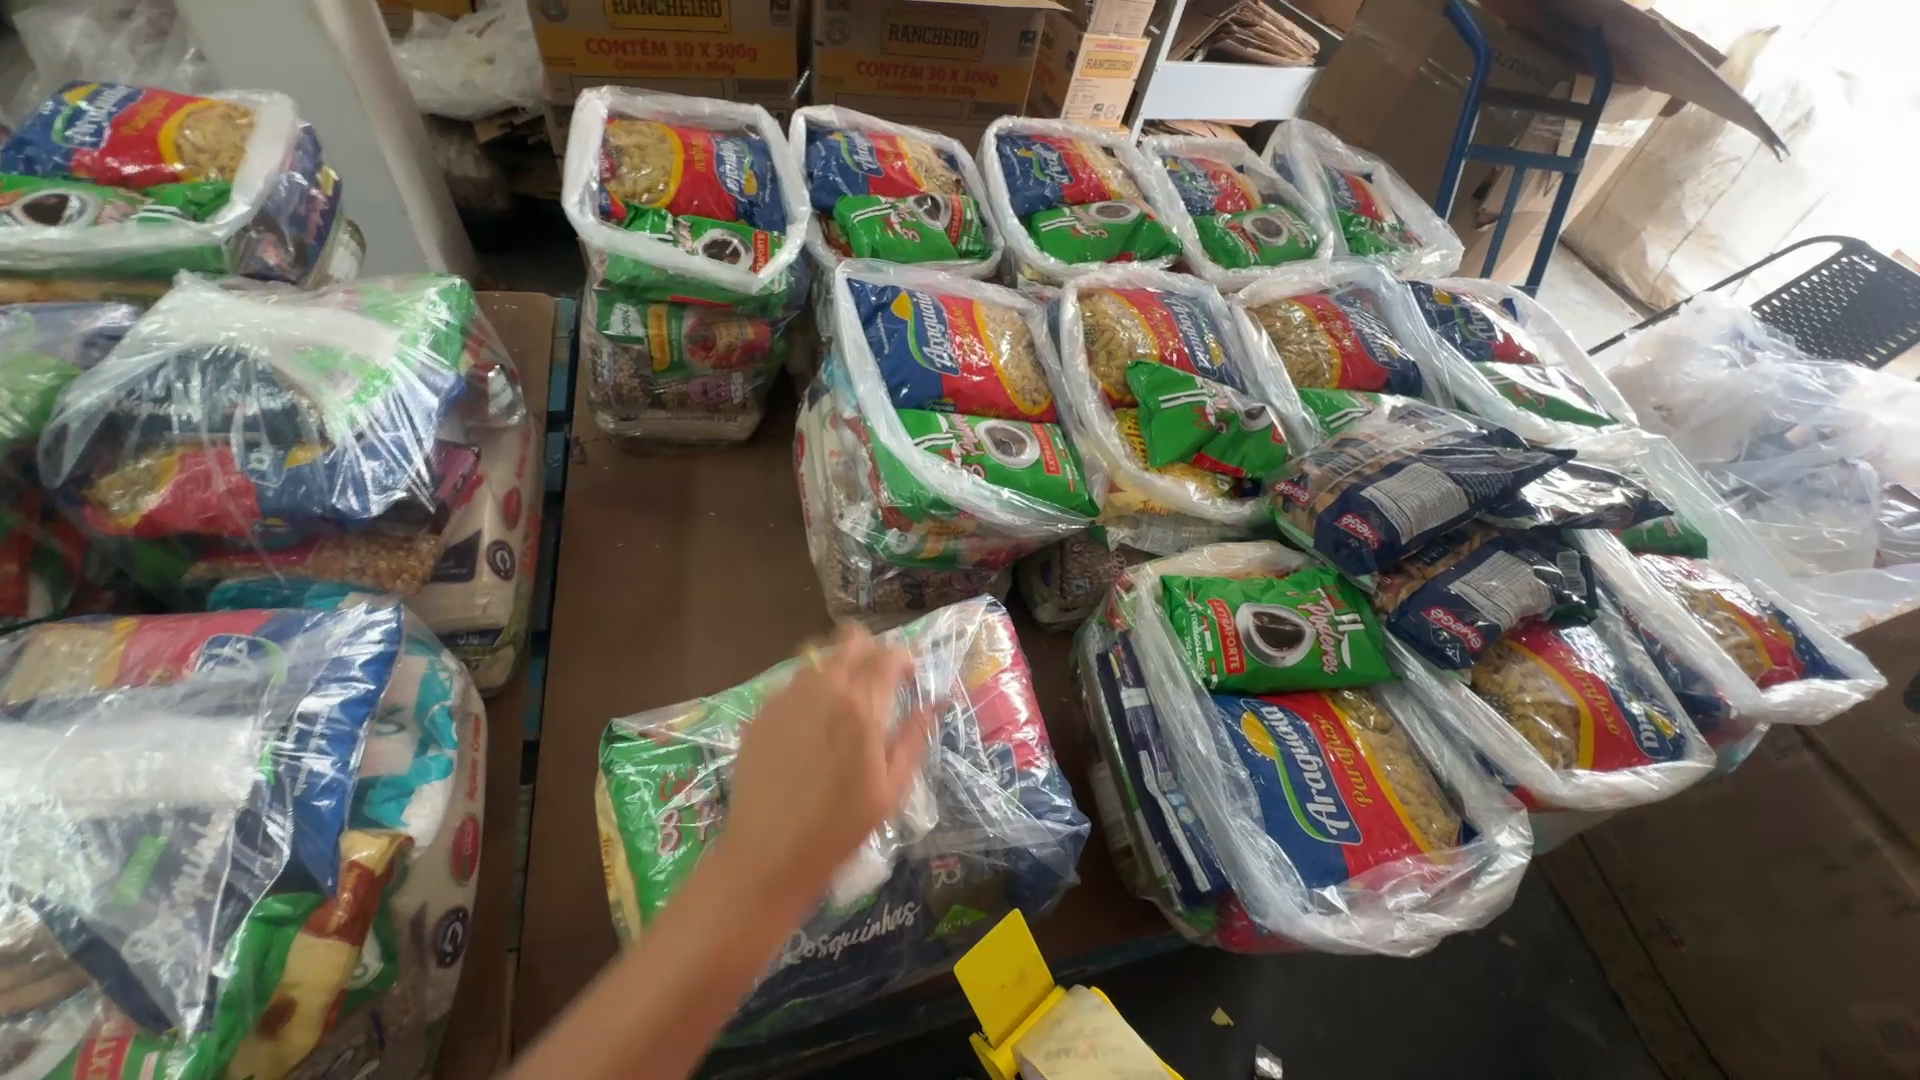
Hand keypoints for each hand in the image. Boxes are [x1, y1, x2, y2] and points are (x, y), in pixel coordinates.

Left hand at [723, 623, 932, 904]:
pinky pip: (791, 686)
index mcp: (862, 708)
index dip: (904, 658)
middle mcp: (823, 690)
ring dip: (837, 669)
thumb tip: (935, 705)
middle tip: (879, 678)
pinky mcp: (761, 714)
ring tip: (843, 703)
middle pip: (850, 641)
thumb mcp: (891, 788)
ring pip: (818, 659)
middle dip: (870, 650)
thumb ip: (914, 738)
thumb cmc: (840, 827)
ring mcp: (786, 698)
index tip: (909, 675)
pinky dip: (808, 693)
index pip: (888, 656)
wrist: (768, 854)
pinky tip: (810, 727)